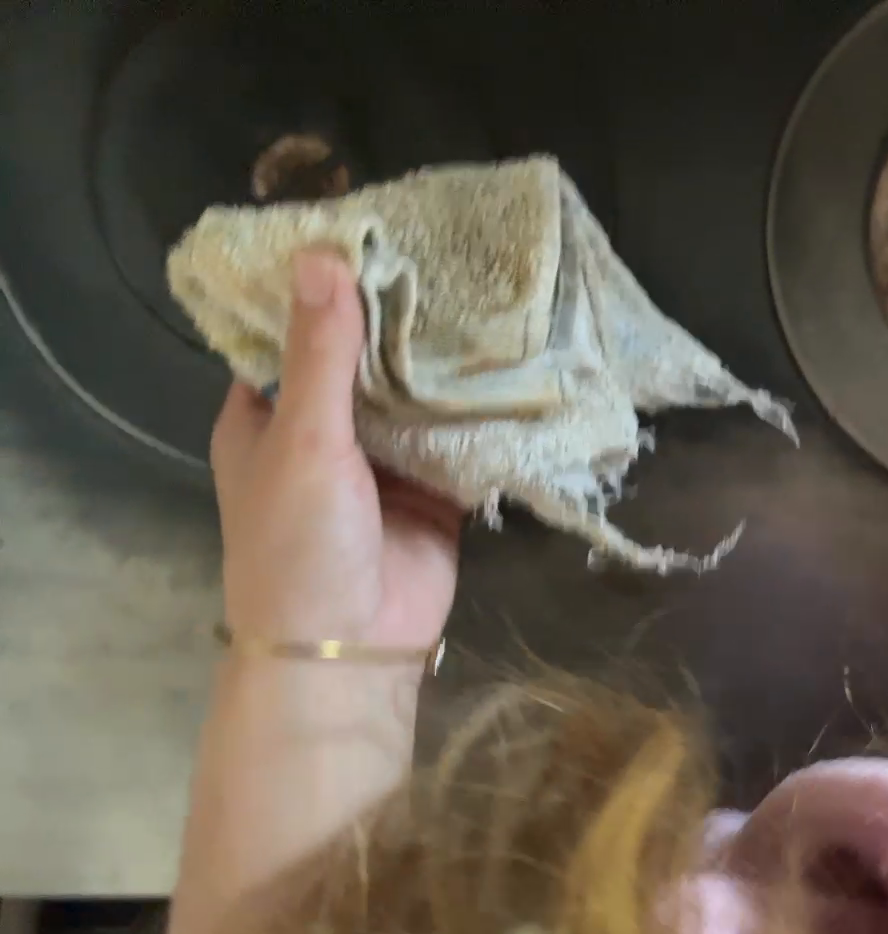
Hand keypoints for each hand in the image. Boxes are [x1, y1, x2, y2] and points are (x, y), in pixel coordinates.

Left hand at [210, 250, 461, 652]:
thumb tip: (324, 256)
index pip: (299, 336)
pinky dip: (487, 424)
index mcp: (273, 415)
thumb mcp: (305, 440)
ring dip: (453, 376)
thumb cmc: (302, 538)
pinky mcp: (440, 493)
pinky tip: (520, 385)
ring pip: (424, 407)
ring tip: (500, 318)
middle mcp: (332, 434)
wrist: (353, 638)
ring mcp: (390, 465)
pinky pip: (464, 447)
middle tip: (461, 277)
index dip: (334, 294)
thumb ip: (324, 358)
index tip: (383, 247)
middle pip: (372, 369)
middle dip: (410, 332)